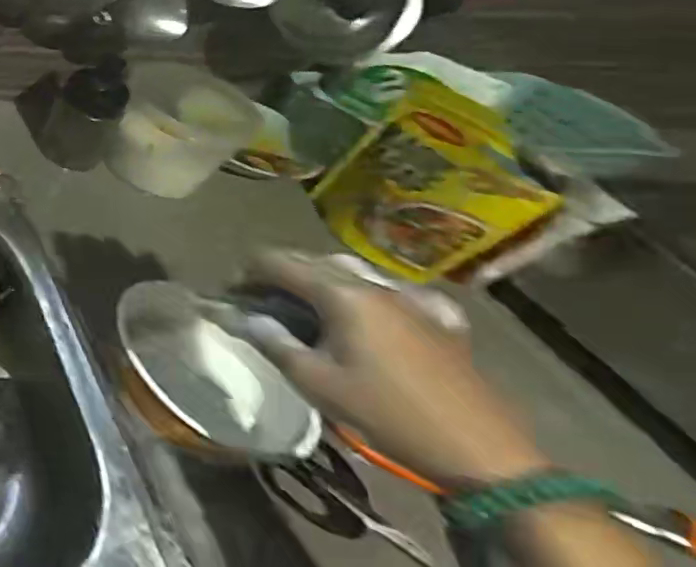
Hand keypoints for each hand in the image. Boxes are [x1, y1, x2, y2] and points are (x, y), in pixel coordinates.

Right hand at [245, 250, 549, 485]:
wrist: (484, 456)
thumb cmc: (388, 414)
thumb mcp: (316, 382)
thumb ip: (272, 341)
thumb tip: (243, 317)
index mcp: (340, 293)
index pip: (276, 262)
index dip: (247, 273)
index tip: (233, 294)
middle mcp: (374, 285)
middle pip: (313, 260)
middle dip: (280, 273)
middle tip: (263, 300)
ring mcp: (413, 300)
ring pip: (354, 270)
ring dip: (322, 278)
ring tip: (309, 303)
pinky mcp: (442, 322)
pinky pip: (398, 291)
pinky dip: (374, 292)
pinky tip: (375, 310)